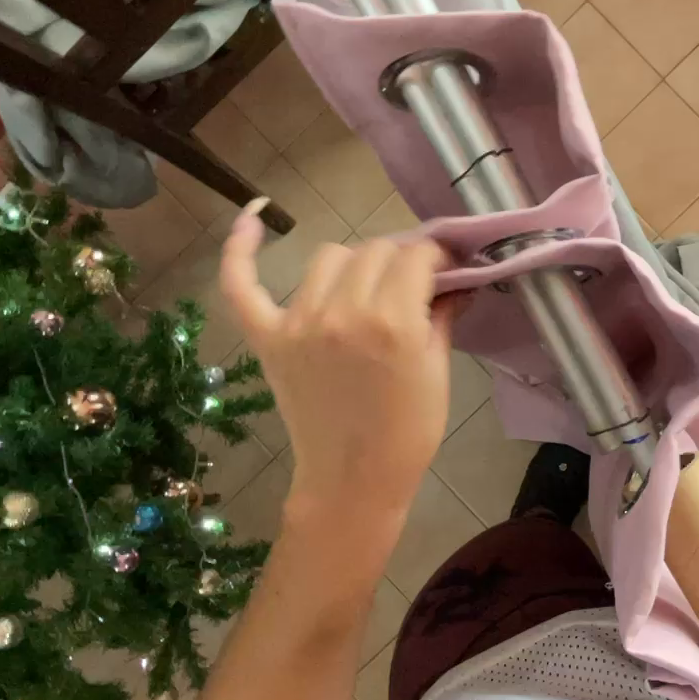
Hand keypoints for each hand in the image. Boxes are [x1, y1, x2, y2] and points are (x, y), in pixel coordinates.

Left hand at [218, 199, 465, 517]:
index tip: (446, 270)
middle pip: (376, 250)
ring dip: (355, 265)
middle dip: (402, 263)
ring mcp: (299, 321)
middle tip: (412, 288)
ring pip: (329, 256)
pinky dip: (241, 248)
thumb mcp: (438, 372)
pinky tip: (256, 217)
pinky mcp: (268, 338)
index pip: (417, 256)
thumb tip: (457, 280)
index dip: (437, 258)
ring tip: (366, 290)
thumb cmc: (409, 433)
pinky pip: (242, 283)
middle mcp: (343, 310)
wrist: (354, 481)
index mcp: (392, 321)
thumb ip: (441, 316)